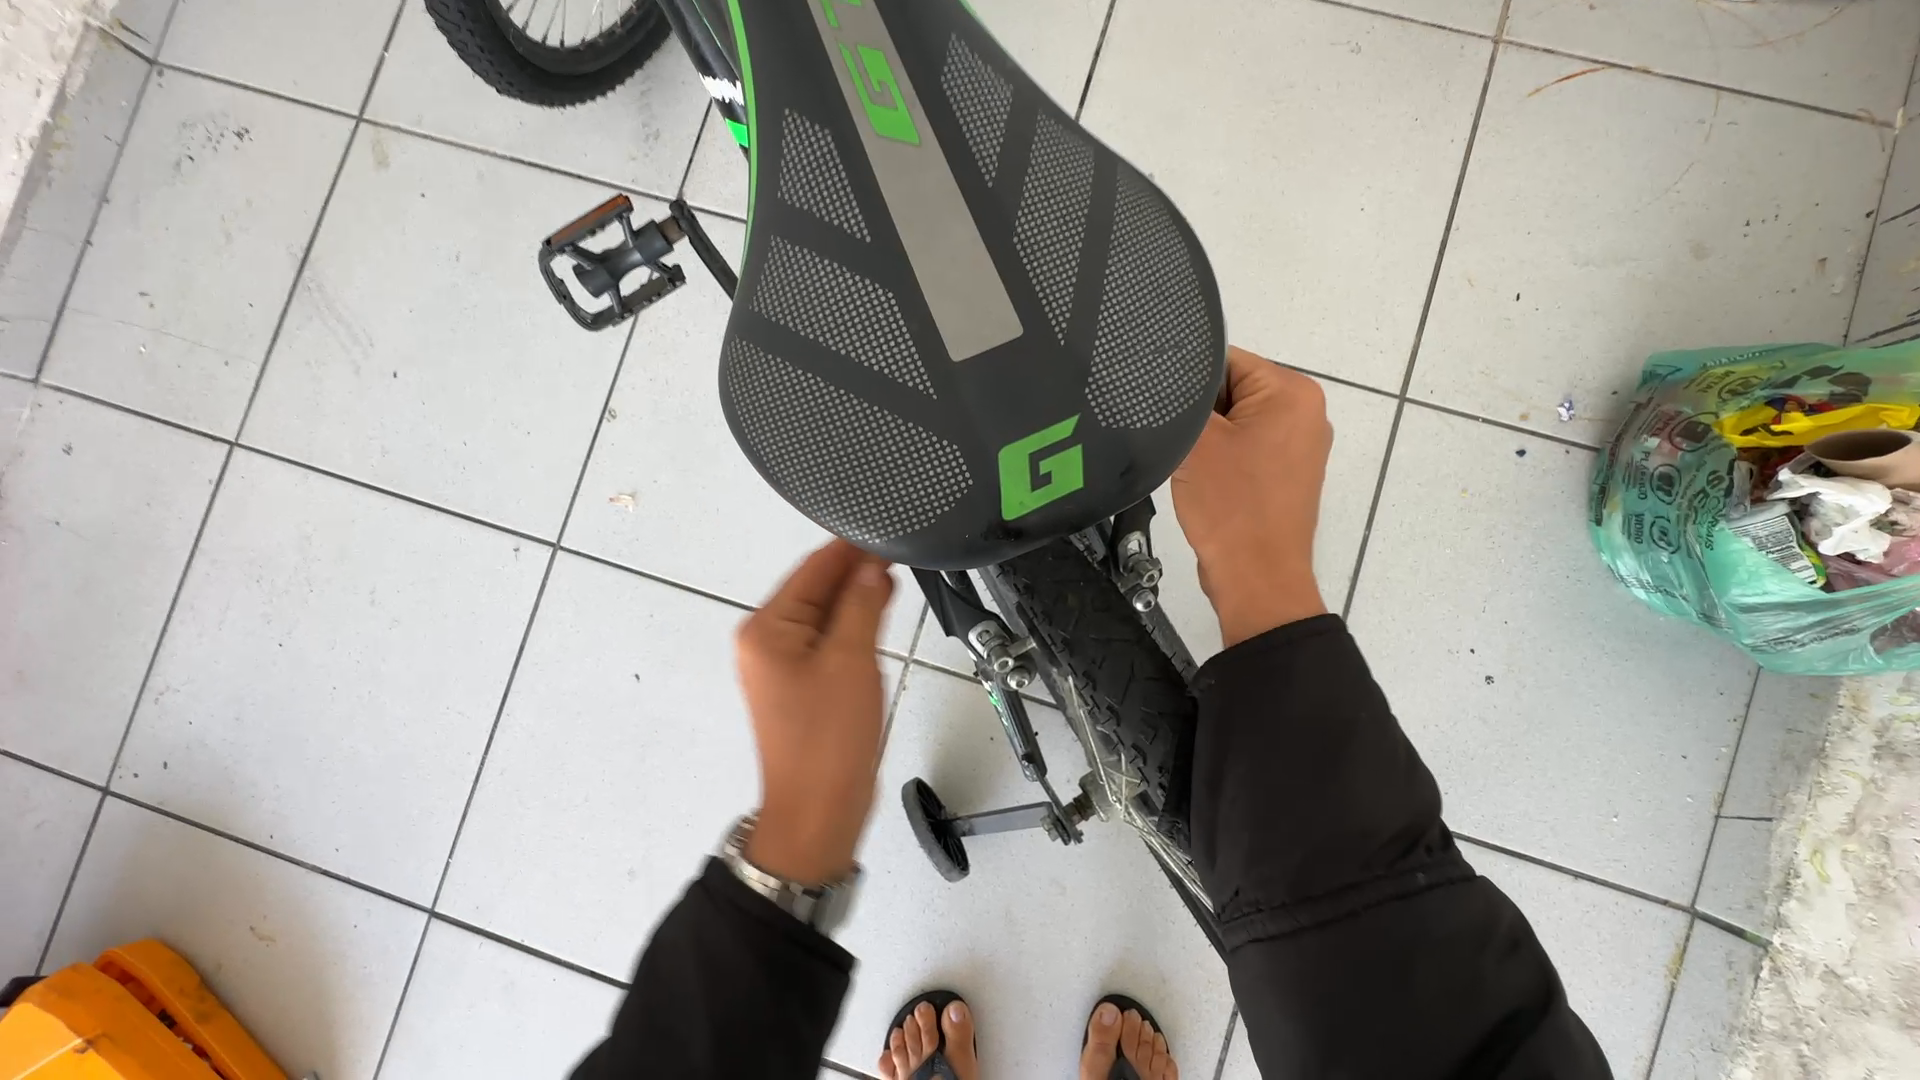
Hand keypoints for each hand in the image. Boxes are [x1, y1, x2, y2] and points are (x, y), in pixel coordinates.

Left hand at [736, 539, 896, 884]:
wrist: (818, 810)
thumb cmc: (829, 737)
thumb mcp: (850, 660)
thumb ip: (862, 605)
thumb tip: (872, 566)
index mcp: (765, 629)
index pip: (812, 569)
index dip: (850, 548)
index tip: (886, 530)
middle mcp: (765, 640)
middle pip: (814, 589)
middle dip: (854, 572)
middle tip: (899, 553)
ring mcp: (781, 664)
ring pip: (823, 614)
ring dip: (856, 597)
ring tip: (895, 579)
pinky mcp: (799, 684)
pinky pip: (826, 640)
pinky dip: (851, 625)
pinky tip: (878, 613)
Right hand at [1172, 345, 1331, 648]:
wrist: (1257, 577)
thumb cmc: (1231, 505)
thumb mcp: (1196, 441)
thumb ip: (1182, 400)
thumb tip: (1165, 378)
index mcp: (1292, 391)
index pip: (1225, 360)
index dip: (1186, 381)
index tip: (1160, 405)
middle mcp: (1305, 411)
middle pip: (1231, 390)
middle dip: (1198, 412)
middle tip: (1172, 437)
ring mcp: (1299, 446)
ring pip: (1234, 421)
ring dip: (1206, 438)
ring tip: (1187, 461)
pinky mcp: (1286, 474)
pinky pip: (1245, 448)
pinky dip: (1220, 457)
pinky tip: (1201, 478)